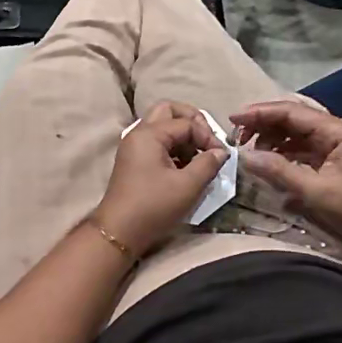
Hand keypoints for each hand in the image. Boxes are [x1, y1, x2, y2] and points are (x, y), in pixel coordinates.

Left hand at [92, 101, 228, 254]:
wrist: (119, 230)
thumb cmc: (153, 206)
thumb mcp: (188, 185)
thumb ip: (208, 163)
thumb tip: (220, 152)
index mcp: (149, 134)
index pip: (186, 122)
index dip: (208, 136)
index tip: (222, 157)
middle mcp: (138, 134)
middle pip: (168, 112)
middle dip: (192, 122)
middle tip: (208, 143)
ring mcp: (134, 147)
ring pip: (162, 127)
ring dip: (183, 137)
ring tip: (199, 159)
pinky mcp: (134, 160)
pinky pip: (156, 143)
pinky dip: (173, 148)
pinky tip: (186, 168)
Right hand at [231, 100, 341, 262]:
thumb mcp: (318, 192)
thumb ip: (280, 171)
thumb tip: (244, 156)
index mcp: (340, 132)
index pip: (292, 112)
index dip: (259, 114)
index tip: (231, 120)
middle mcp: (339, 133)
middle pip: (293, 120)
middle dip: (263, 126)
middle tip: (236, 139)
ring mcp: (339, 149)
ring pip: (296, 135)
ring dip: (271, 141)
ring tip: (249, 153)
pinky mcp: (336, 165)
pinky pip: (303, 151)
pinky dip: (283, 155)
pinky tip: (268, 164)